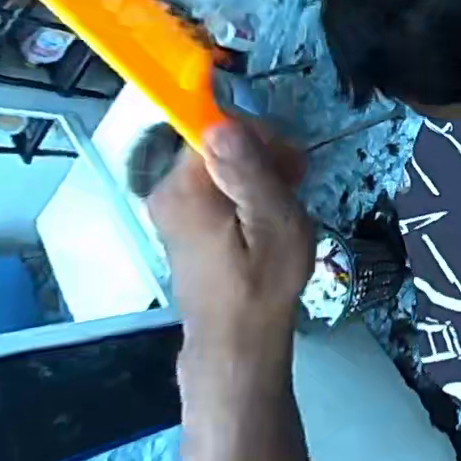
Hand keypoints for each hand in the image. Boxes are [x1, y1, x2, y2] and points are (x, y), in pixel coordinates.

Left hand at [146, 121, 312, 378]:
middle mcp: (166, 191)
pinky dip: (246, 192)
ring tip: (284, 206)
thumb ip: (250, 171)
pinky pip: (216, 186)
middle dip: (263, 156)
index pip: (217, 126)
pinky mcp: (182, 222)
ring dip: (259, 175)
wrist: (237, 338)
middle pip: (219, 144)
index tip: (288, 166)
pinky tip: (266, 217)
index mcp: (185, 187)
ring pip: (221, 164)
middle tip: (294, 186)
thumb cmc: (263, 280)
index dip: (259, 138)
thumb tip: (222, 123)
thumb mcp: (274, 221)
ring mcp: (171, 208)